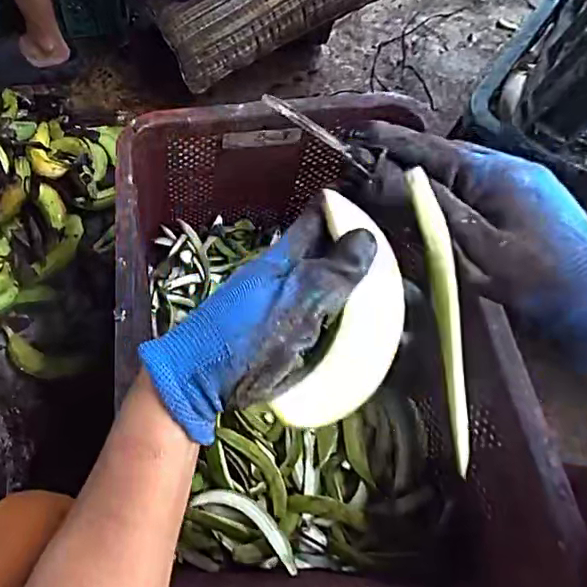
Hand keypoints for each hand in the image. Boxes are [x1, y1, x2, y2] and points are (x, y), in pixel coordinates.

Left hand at [137, 201, 376, 442]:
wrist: (197, 379)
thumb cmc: (246, 340)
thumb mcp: (296, 306)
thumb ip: (331, 275)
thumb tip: (365, 237)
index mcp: (281, 259)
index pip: (315, 220)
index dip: (342, 209)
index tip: (374, 207)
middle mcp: (275, 274)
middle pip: (319, 251)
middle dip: (350, 248)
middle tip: (389, 254)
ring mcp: (270, 301)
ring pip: (315, 280)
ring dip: (343, 282)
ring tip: (380, 289)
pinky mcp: (269, 329)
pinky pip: (309, 309)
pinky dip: (331, 310)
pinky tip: (348, 323)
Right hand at [354, 122, 586, 372]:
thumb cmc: (536, 279)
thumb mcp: (474, 245)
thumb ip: (430, 206)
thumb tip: (388, 174)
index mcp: (493, 173)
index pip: (428, 148)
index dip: (389, 140)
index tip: (355, 133)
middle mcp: (508, 166)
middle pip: (443, 151)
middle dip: (402, 152)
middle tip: (364, 157)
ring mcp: (522, 179)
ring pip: (460, 164)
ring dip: (423, 166)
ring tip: (388, 172)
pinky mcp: (527, 196)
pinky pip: (475, 178)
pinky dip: (444, 181)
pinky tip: (429, 193)